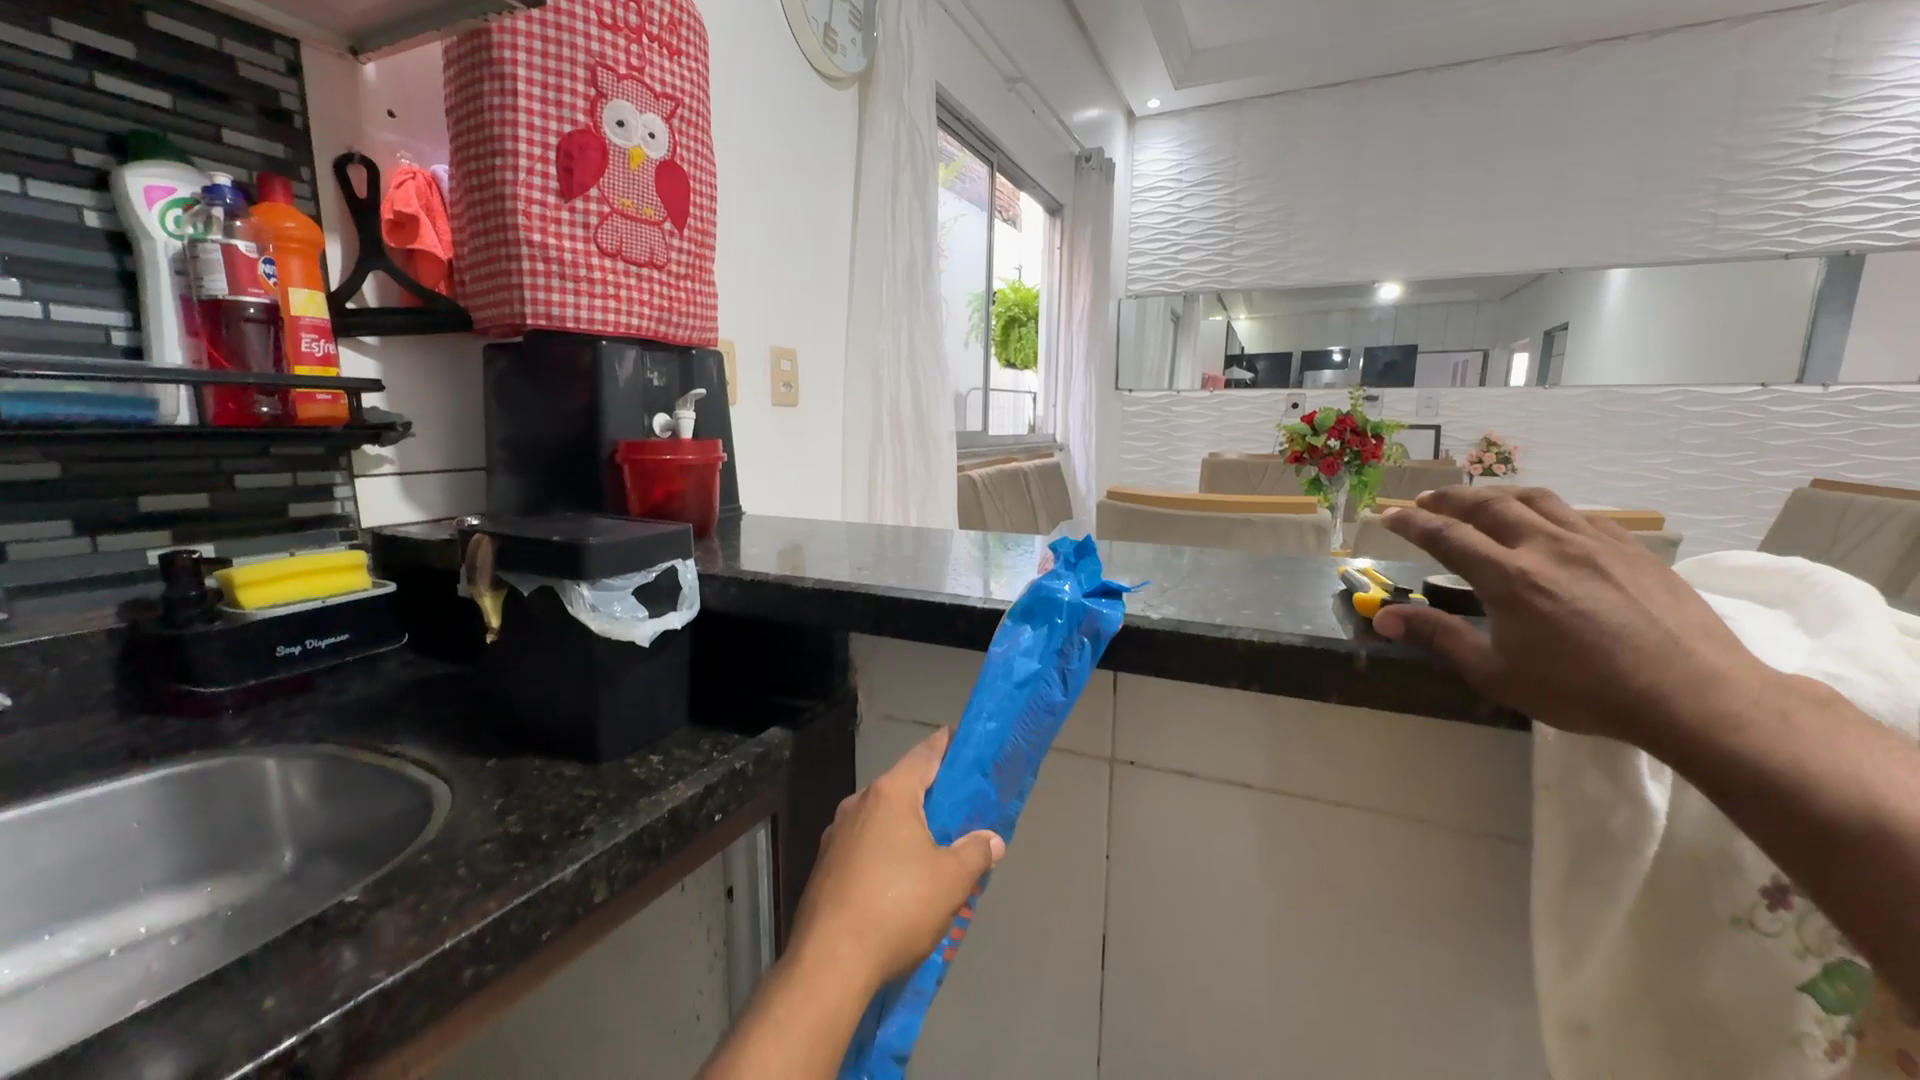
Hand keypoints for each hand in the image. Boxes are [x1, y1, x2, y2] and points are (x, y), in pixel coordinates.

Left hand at [788, 727, 1006, 994]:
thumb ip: (976, 852)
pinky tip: (902, 880)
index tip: (962, 737)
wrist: (830, 962)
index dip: (947, 745)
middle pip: (902, 787)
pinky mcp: (825, 868)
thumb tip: (990, 840)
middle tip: (962, 804)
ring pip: (882, 820)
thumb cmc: (898, 907)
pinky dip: (887, 852)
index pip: (925, 755)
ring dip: (908, 827)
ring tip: (936, 847)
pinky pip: (866, 847)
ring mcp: (836, 837)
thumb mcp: (952, 880)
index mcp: (889, 795)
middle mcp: (858, 805)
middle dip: (931, 794)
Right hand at [1372, 486, 1783, 746]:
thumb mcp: (1497, 675)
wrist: (1692, 694)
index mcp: (1510, 578)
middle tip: (1427, 500)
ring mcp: (1595, 542)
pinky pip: (1579, 514)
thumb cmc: (1584, 692)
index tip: (1389, 515)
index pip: (1447, 536)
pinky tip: (1546, 522)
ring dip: (1498, 493)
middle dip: (1451, 498)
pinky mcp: (1631, 549)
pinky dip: (1546, 509)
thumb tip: (1385, 617)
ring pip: (1536, 499)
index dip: (1413, 523)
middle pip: (1489, 504)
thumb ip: (1439, 637)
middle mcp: (1547, 547)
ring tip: (1479, 498)